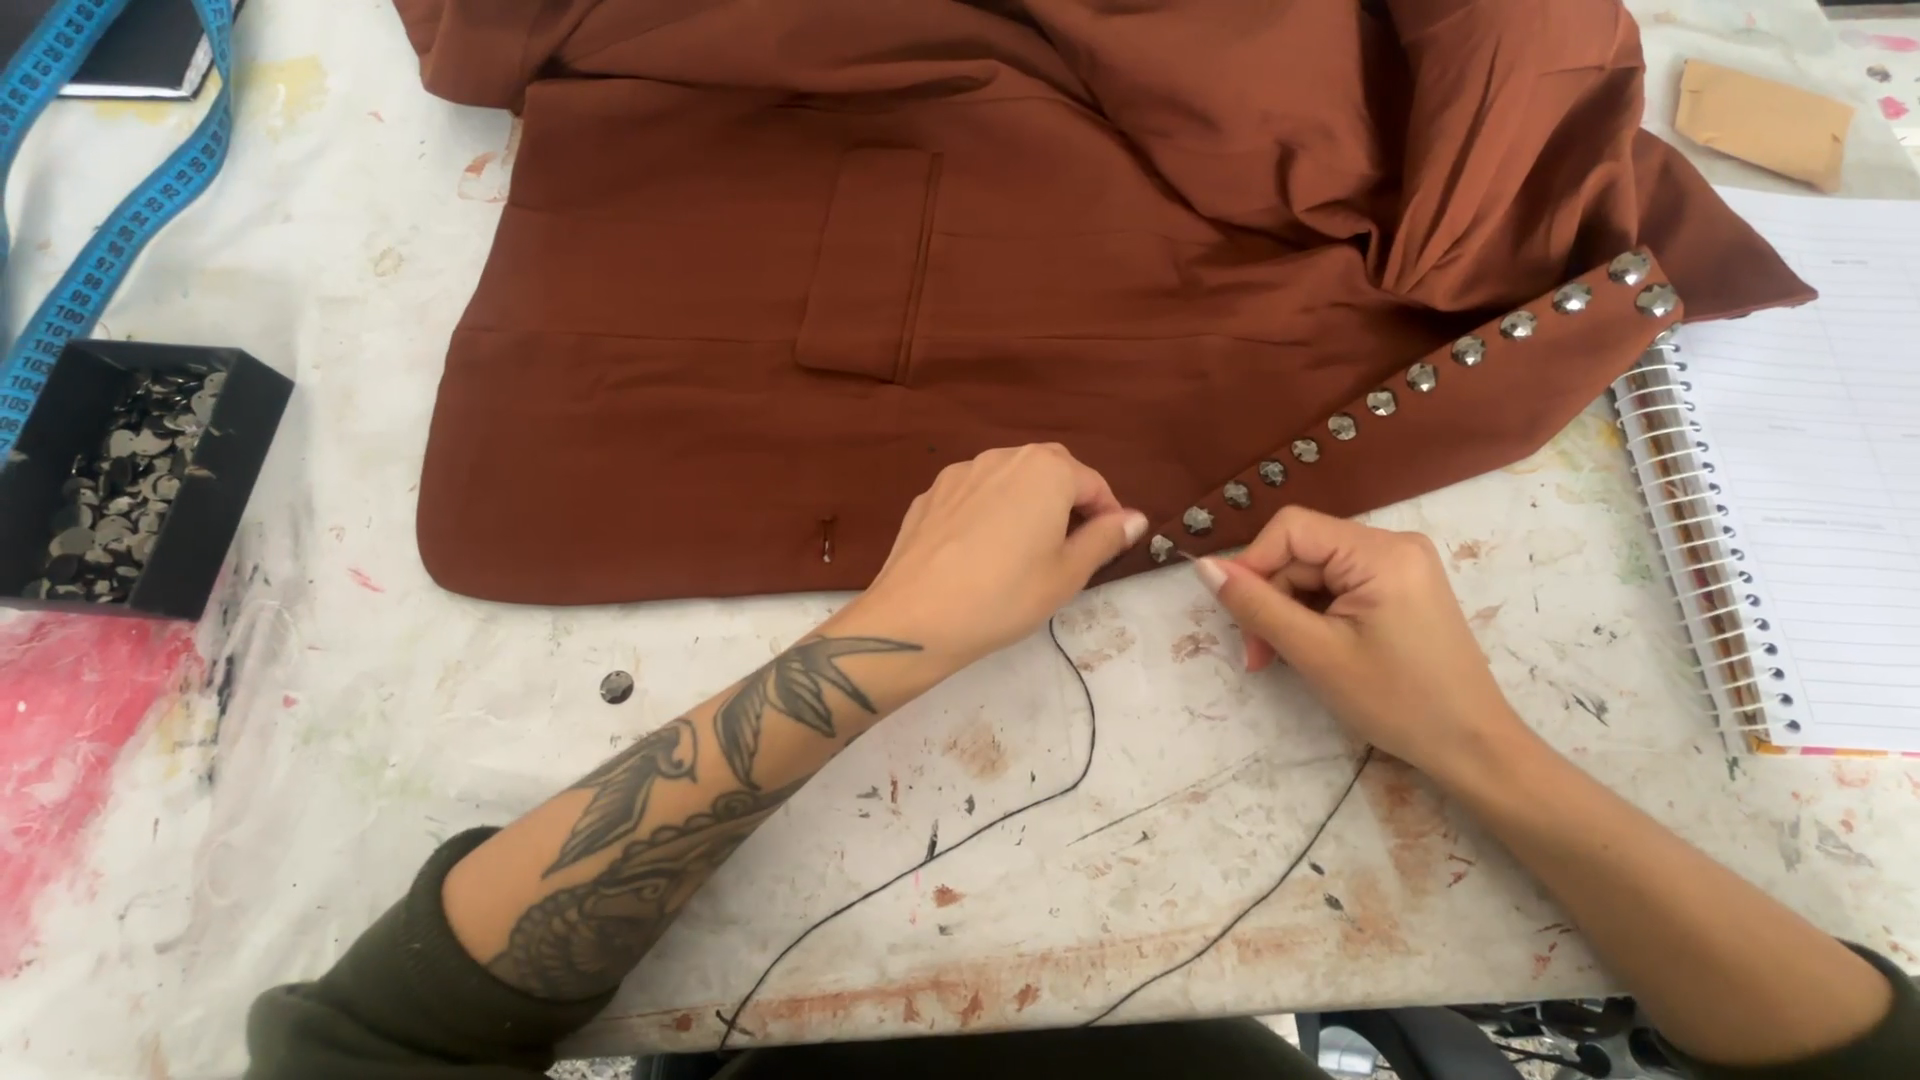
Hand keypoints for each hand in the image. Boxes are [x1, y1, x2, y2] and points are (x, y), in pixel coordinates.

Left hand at [850, 444, 1146, 666]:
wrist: (915, 617)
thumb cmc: (1005, 596)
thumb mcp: (1067, 573)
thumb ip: (1105, 538)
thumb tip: (1134, 517)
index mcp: (1045, 470)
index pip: (1094, 484)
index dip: (1108, 516)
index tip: (1107, 550)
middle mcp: (1002, 458)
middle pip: (1050, 471)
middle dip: (1067, 502)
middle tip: (1068, 549)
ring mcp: (959, 473)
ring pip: (1008, 480)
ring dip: (1026, 504)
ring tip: (1023, 551)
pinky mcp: (929, 495)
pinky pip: (973, 496)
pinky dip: (989, 513)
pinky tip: (980, 552)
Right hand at [1193, 506, 1527, 780]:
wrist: (1472, 747)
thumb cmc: (1396, 701)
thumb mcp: (1315, 653)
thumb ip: (1256, 604)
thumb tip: (1203, 566)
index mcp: (1380, 551)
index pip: (1290, 529)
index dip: (1252, 565)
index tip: (1238, 618)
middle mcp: (1393, 544)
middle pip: (1300, 552)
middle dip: (1270, 599)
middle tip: (1257, 656)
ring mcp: (1399, 566)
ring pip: (1312, 571)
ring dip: (1286, 612)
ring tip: (1277, 660)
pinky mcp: (1398, 588)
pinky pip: (1336, 585)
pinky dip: (1311, 615)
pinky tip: (1308, 649)